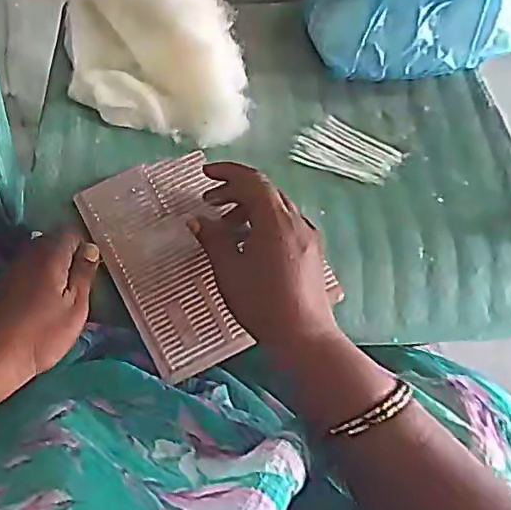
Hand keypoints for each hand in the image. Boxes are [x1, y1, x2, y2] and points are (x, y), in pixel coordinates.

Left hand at [0, 230, 100, 382]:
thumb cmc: (43, 334)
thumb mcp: (75, 308)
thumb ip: (84, 275)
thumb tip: (91, 249)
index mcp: (49, 255)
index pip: (71, 232)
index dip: (85, 246)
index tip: (92, 268)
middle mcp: (28, 253)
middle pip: (52, 240)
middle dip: (67, 254)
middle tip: (79, 282)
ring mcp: (12, 267)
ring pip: (37, 254)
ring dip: (51, 265)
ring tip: (61, 292)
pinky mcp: (1, 282)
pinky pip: (25, 268)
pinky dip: (36, 275)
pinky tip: (40, 298)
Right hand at [188, 162, 341, 350]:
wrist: (305, 336)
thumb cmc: (261, 302)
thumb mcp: (228, 269)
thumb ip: (212, 239)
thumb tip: (197, 220)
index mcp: (275, 221)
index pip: (252, 181)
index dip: (227, 172)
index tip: (206, 174)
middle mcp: (296, 222)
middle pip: (266, 191)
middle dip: (235, 191)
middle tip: (209, 202)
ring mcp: (308, 237)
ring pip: (277, 207)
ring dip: (249, 208)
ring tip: (226, 226)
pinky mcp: (312, 252)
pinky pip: (286, 224)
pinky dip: (263, 222)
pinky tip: (249, 243)